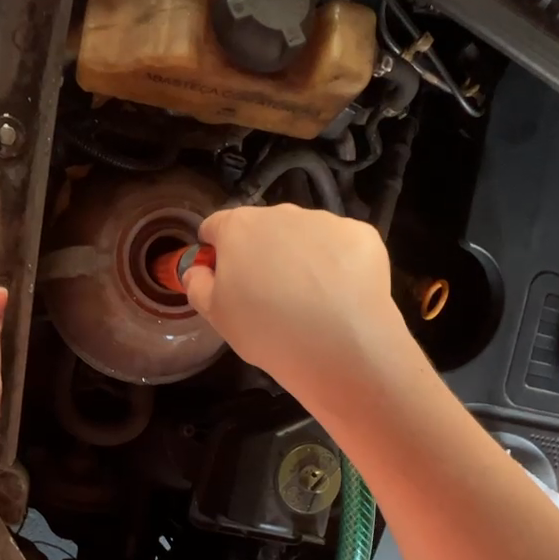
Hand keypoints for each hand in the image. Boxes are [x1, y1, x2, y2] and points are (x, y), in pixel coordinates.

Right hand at [182, 204, 410, 404]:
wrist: (341, 345)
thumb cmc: (265, 331)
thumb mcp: (217, 316)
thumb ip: (199, 286)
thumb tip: (197, 270)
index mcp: (238, 228)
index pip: (215, 227)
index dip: (216, 251)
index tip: (223, 277)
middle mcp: (281, 213)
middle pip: (262, 228)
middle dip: (261, 253)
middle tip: (269, 296)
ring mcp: (325, 220)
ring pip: (304, 235)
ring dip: (300, 257)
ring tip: (309, 301)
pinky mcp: (361, 234)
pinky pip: (341, 246)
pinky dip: (338, 265)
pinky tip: (339, 296)